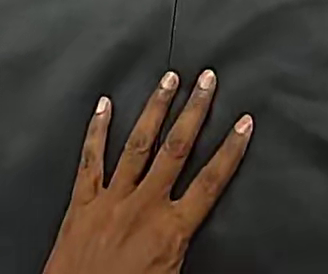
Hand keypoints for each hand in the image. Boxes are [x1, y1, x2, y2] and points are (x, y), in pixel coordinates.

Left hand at [43, 71, 253, 273]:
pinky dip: (97, 130)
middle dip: (194, 110)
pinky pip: (90, 160)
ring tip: (169, 78)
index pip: (210, 182)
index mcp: (169, 232)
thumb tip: (215, 248)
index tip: (244, 122)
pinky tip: (103, 104)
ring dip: (156, 107)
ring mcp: (112, 201)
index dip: (230, 151)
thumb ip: (186, 250)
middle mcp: (144, 207)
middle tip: (206, 79)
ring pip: (139, 143)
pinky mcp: (82, 204)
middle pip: (177, 148)